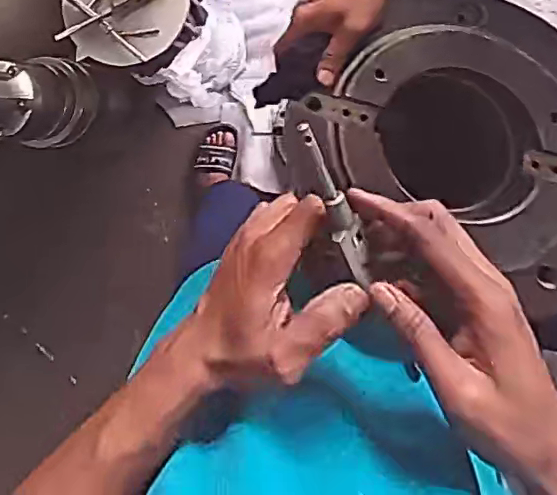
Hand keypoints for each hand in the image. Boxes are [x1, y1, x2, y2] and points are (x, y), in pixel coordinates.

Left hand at [174, 194, 369, 389]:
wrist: (198, 350)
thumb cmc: (239, 352)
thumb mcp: (287, 353)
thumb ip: (324, 322)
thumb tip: (357, 294)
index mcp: (267, 255)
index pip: (306, 210)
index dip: (333, 216)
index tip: (350, 235)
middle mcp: (253, 237)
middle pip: (295, 203)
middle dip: (319, 217)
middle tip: (338, 245)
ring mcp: (242, 236)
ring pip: (279, 206)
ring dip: (301, 219)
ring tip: (319, 249)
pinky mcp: (238, 243)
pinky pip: (266, 217)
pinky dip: (285, 224)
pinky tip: (296, 253)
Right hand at [276, 0, 385, 86]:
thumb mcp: (351, 31)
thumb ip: (335, 56)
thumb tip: (324, 78)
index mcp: (302, 19)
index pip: (281, 45)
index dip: (279, 63)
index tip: (279, 75)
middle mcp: (301, 10)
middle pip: (290, 38)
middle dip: (294, 56)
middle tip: (300, 74)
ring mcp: (309, 3)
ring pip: (301, 29)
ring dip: (306, 44)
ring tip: (314, 60)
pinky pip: (310, 21)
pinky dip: (314, 32)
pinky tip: (326, 39)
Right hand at [351, 191, 556, 494]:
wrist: (552, 455)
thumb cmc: (510, 429)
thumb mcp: (456, 388)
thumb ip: (416, 334)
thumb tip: (377, 289)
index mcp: (484, 297)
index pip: (430, 235)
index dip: (389, 211)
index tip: (358, 199)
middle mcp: (488, 284)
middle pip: (437, 223)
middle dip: (394, 214)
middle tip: (357, 221)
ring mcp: (486, 291)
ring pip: (439, 240)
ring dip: (400, 237)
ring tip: (364, 249)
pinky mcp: (480, 304)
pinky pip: (440, 265)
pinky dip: (410, 260)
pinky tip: (387, 279)